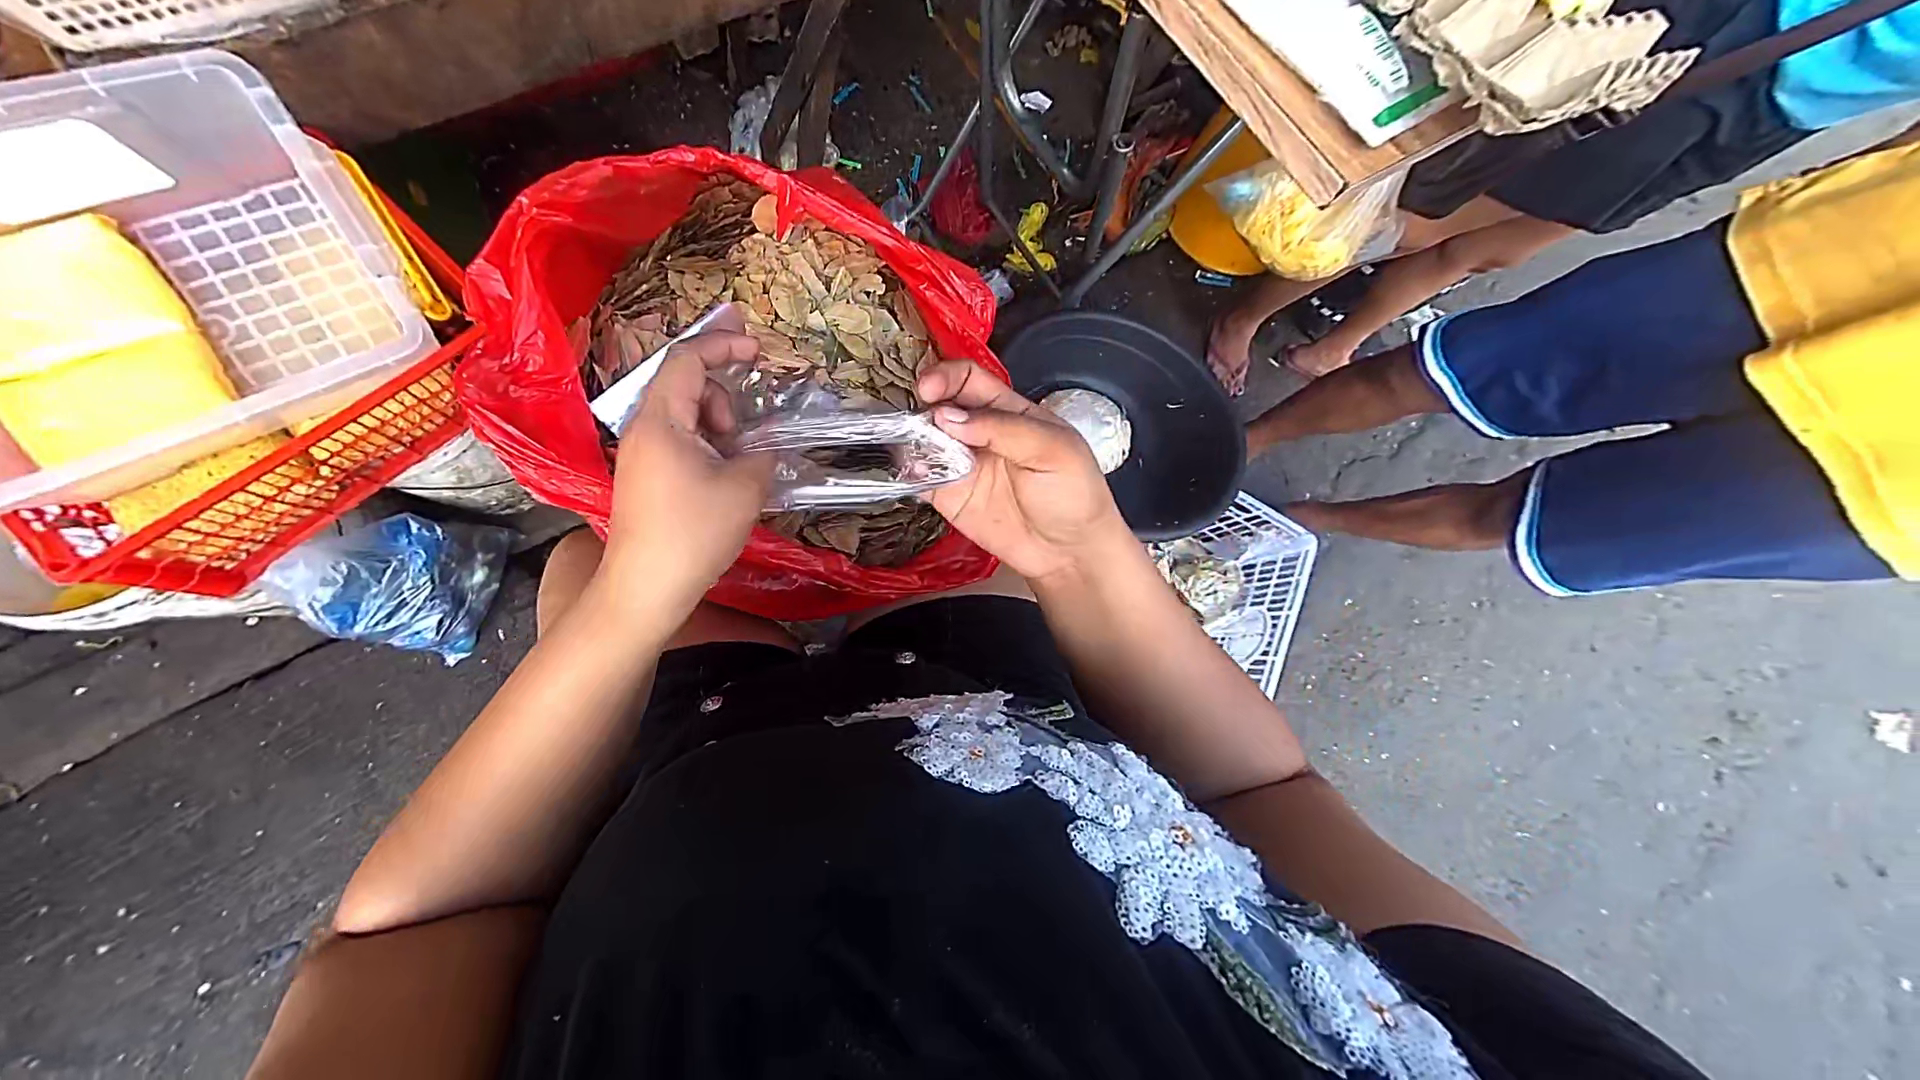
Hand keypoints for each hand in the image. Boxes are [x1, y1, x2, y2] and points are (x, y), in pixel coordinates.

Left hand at [601, 304, 774, 611]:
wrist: (647, 586)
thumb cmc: (694, 532)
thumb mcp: (745, 487)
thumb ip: (763, 453)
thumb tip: (765, 447)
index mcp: (661, 420)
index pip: (687, 359)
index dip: (723, 345)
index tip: (757, 350)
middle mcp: (643, 428)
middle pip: (686, 385)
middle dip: (724, 399)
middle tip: (744, 437)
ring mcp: (640, 453)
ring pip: (685, 415)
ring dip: (718, 426)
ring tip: (736, 463)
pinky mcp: (644, 475)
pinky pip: (679, 441)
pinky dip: (706, 446)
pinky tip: (723, 478)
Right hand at [917, 360, 1133, 582]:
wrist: (1071, 552)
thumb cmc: (1075, 495)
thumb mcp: (1053, 450)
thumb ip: (1003, 429)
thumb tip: (950, 417)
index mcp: (1009, 411)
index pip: (969, 380)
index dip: (946, 377)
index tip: (929, 388)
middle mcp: (980, 434)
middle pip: (939, 406)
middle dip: (922, 408)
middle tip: (918, 421)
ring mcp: (962, 465)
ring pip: (923, 441)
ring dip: (911, 440)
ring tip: (915, 449)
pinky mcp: (950, 497)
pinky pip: (920, 478)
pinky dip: (909, 473)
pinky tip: (914, 473)